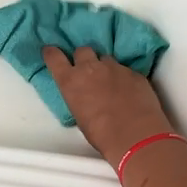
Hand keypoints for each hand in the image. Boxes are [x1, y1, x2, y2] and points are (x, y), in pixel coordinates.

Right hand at [43, 45, 175, 166]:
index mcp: (70, 81)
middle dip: (83, 58)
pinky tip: (128, 91)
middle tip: (87, 71)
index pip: (54, 57)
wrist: (135, 136)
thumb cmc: (101, 134)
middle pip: (82, 50)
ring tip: (110, 81)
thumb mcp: (79, 116)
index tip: (51, 51)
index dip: (52, 53)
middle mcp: (91, 68)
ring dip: (104, 67)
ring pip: (105, 58)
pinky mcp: (134, 73)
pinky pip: (125, 69)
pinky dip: (123, 77)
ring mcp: (115, 68)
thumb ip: (78, 97)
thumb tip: (85, 96)